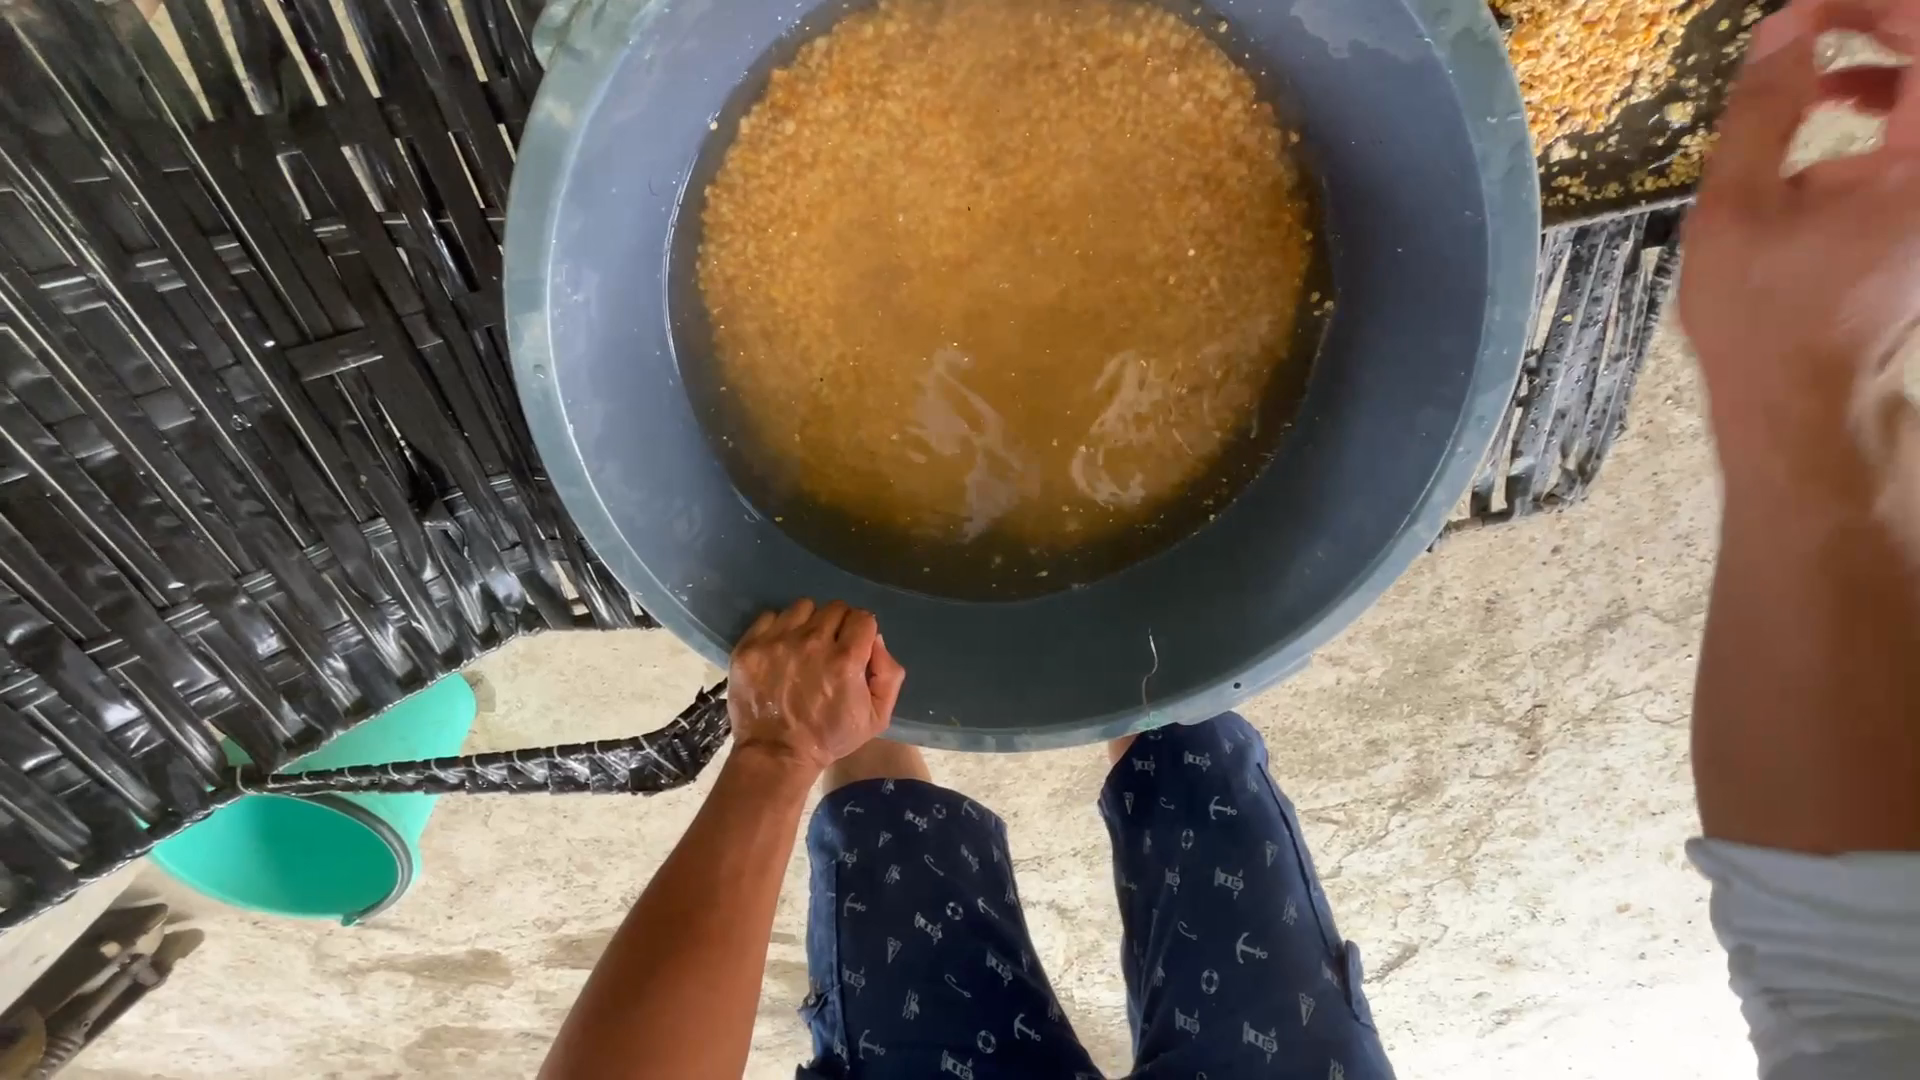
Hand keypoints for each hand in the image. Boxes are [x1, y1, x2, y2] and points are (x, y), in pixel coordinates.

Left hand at [727, 599, 906, 776]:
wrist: (776, 754)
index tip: (856, 645)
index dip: (863, 630)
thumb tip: (876, 639)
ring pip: (804, 607)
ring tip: (805, 644)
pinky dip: (780, 628)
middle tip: (832, 646)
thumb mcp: (877, 716)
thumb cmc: (830, 736)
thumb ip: (889, 673)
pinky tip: (782, 648)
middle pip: (836, 608)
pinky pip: (771, 616)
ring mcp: (777, 642)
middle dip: (840, 624)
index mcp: (845, 659)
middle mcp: (812, 643)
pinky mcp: (751, 647)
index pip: (863, 617)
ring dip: (810, 622)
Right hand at [1680, 0, 1919, 501]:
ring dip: (1886, 59)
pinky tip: (1833, 113)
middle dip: (1878, 23)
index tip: (1799, 11)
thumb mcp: (1735, 210)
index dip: (1870, 4)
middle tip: (1800, 28)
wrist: (1801, 385)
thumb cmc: (1760, 308)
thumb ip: (1762, 114)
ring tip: (1807, 74)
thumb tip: (1784, 27)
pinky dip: (1893, 99)